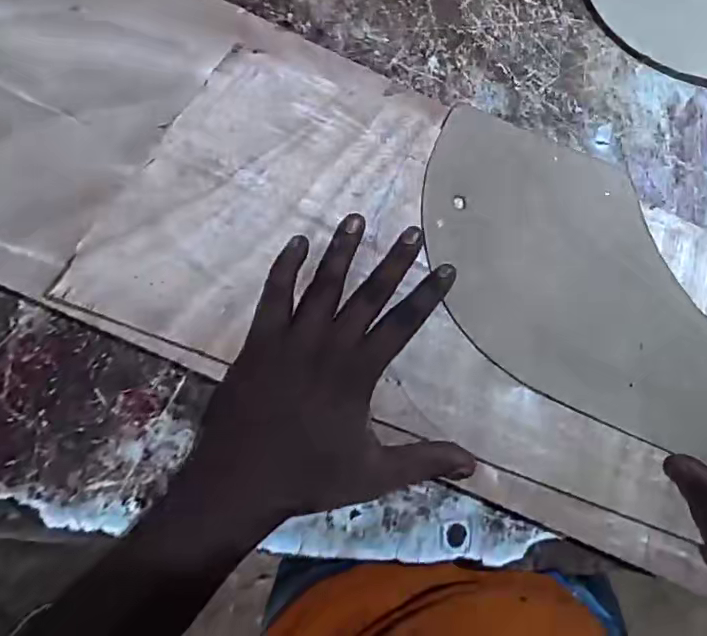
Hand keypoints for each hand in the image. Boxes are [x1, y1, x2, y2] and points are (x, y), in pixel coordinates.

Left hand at [172, 214, 476, 541]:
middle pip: (369, 295)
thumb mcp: (373, 475)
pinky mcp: (259, 343)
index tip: (447, 268)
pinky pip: (274, 297)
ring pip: (323, 287)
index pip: (403, 324)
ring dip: (342, 252)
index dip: (427, 295)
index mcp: (358, 373)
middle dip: (393, 262)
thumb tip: (473, 465)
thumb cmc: (307, 478)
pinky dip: (285, 268)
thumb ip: (423, 462)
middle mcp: (329, 348)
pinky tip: (297, 242)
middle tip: (411, 231)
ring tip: (356, 218)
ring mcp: (291, 341)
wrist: (233, 488)